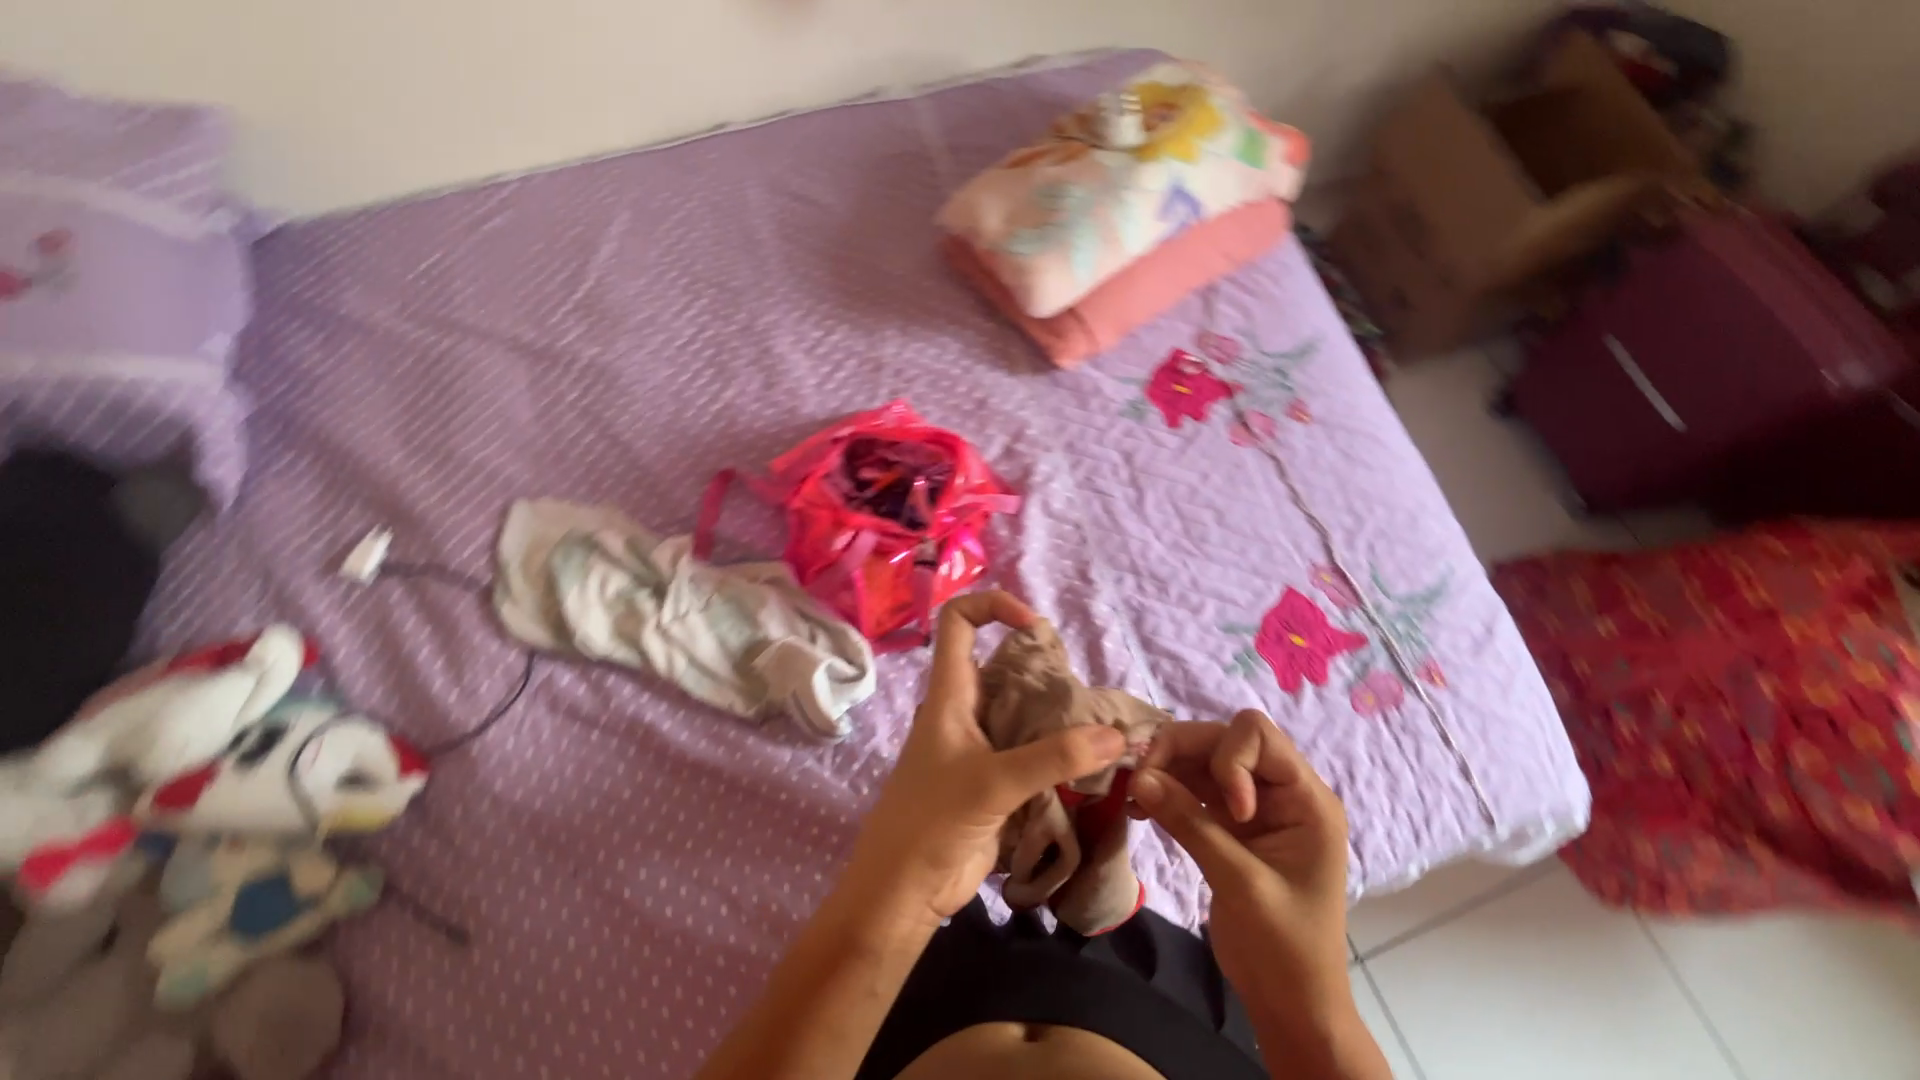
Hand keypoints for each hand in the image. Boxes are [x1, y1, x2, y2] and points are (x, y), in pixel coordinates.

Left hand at [841, 592, 1128, 927]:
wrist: (903, 891)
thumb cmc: (930, 823)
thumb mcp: (992, 783)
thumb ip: (1053, 758)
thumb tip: (1116, 735)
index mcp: (949, 695)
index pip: (958, 623)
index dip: (993, 607)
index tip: (1034, 626)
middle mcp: (964, 713)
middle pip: (1005, 668)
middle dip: (1046, 672)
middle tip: (1086, 695)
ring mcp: (980, 749)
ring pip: (1023, 714)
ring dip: (1059, 718)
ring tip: (1101, 728)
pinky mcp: (994, 784)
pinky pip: (1032, 755)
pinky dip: (1061, 755)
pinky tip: (1092, 765)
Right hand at [1130, 711, 1363, 1047]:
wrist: (1291, 1001)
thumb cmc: (1284, 945)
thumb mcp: (1240, 883)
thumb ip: (1191, 825)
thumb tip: (1138, 777)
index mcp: (1305, 798)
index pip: (1258, 737)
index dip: (1228, 759)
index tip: (1227, 812)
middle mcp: (1279, 791)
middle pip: (1222, 741)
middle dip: (1180, 753)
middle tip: (1140, 783)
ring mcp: (1251, 806)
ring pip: (1201, 761)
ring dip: (1165, 770)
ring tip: (1133, 797)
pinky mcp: (1227, 825)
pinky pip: (1192, 789)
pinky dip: (1164, 791)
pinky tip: (1139, 809)